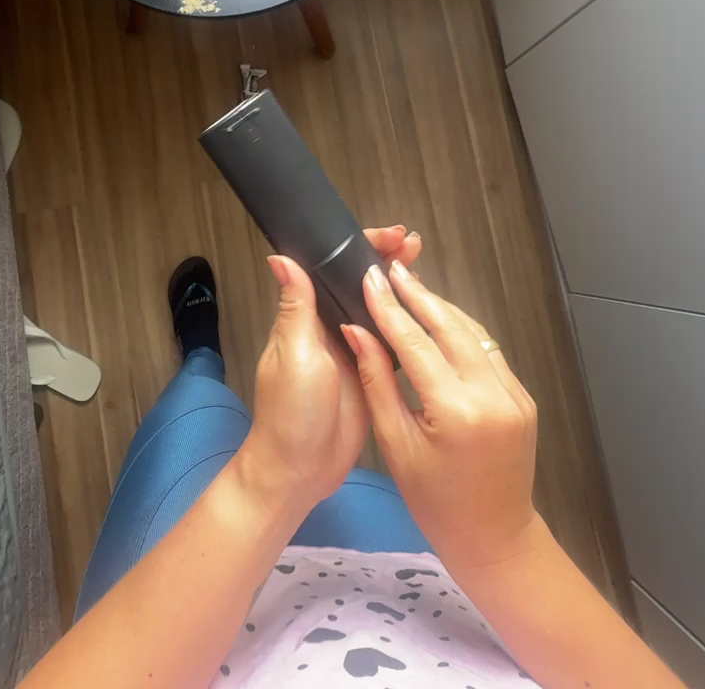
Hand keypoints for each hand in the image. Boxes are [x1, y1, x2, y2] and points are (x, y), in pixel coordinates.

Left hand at [233, 227, 422, 518]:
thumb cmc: (291, 411)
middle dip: (383, 260)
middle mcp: (328, 327)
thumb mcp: (295, 352)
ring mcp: (351, 350)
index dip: (358, 247)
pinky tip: (424, 313)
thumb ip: (296, 306)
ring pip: (375, 308)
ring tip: (423, 268)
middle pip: (356, 282)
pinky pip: (388, 340)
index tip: (391, 236)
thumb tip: (279, 255)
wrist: (301, 469)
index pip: (331, 268)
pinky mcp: (370, 374)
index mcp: (306, 317)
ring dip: (396, 286)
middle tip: (414, 245)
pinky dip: (404, 322)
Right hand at [340, 260, 541, 570]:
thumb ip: (377, 380)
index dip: (389, 308)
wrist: (494, 537)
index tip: (370, 279)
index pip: (415, 343)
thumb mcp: (395, 444)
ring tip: (410, 286)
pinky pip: (488, 352)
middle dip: (418, 295)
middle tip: (390, 269)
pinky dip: (461, 331)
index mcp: (456, 411)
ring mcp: (514, 395)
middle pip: (450, 327)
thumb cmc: (434, 500)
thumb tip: (356, 331)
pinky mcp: (523, 397)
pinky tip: (439, 319)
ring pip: (474, 333)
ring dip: (441, 308)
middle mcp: (492, 395)